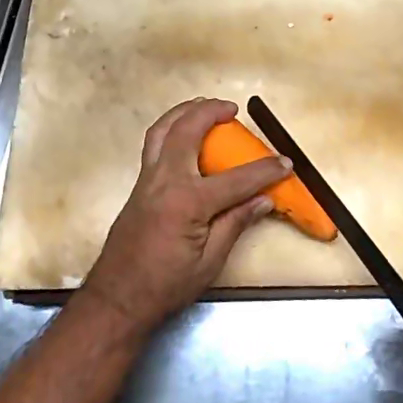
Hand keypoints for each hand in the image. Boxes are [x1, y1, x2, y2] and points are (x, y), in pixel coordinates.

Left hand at [79, 99, 290, 333]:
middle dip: (210, 113)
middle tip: (231, 108)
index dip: (265, 170)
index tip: (285, 163)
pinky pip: (153, 145)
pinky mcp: (138, 185)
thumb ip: (235, 224)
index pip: (236, 179)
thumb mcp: (210, 262)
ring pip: (161, 130)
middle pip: (186, 131)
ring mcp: (147, 180)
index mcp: (188, 202)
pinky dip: (169, 129)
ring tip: (203, 106)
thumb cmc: (166, 285)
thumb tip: (263, 200)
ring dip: (183, 112)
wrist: (117, 296)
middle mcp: (165, 180)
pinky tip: (180, 134)